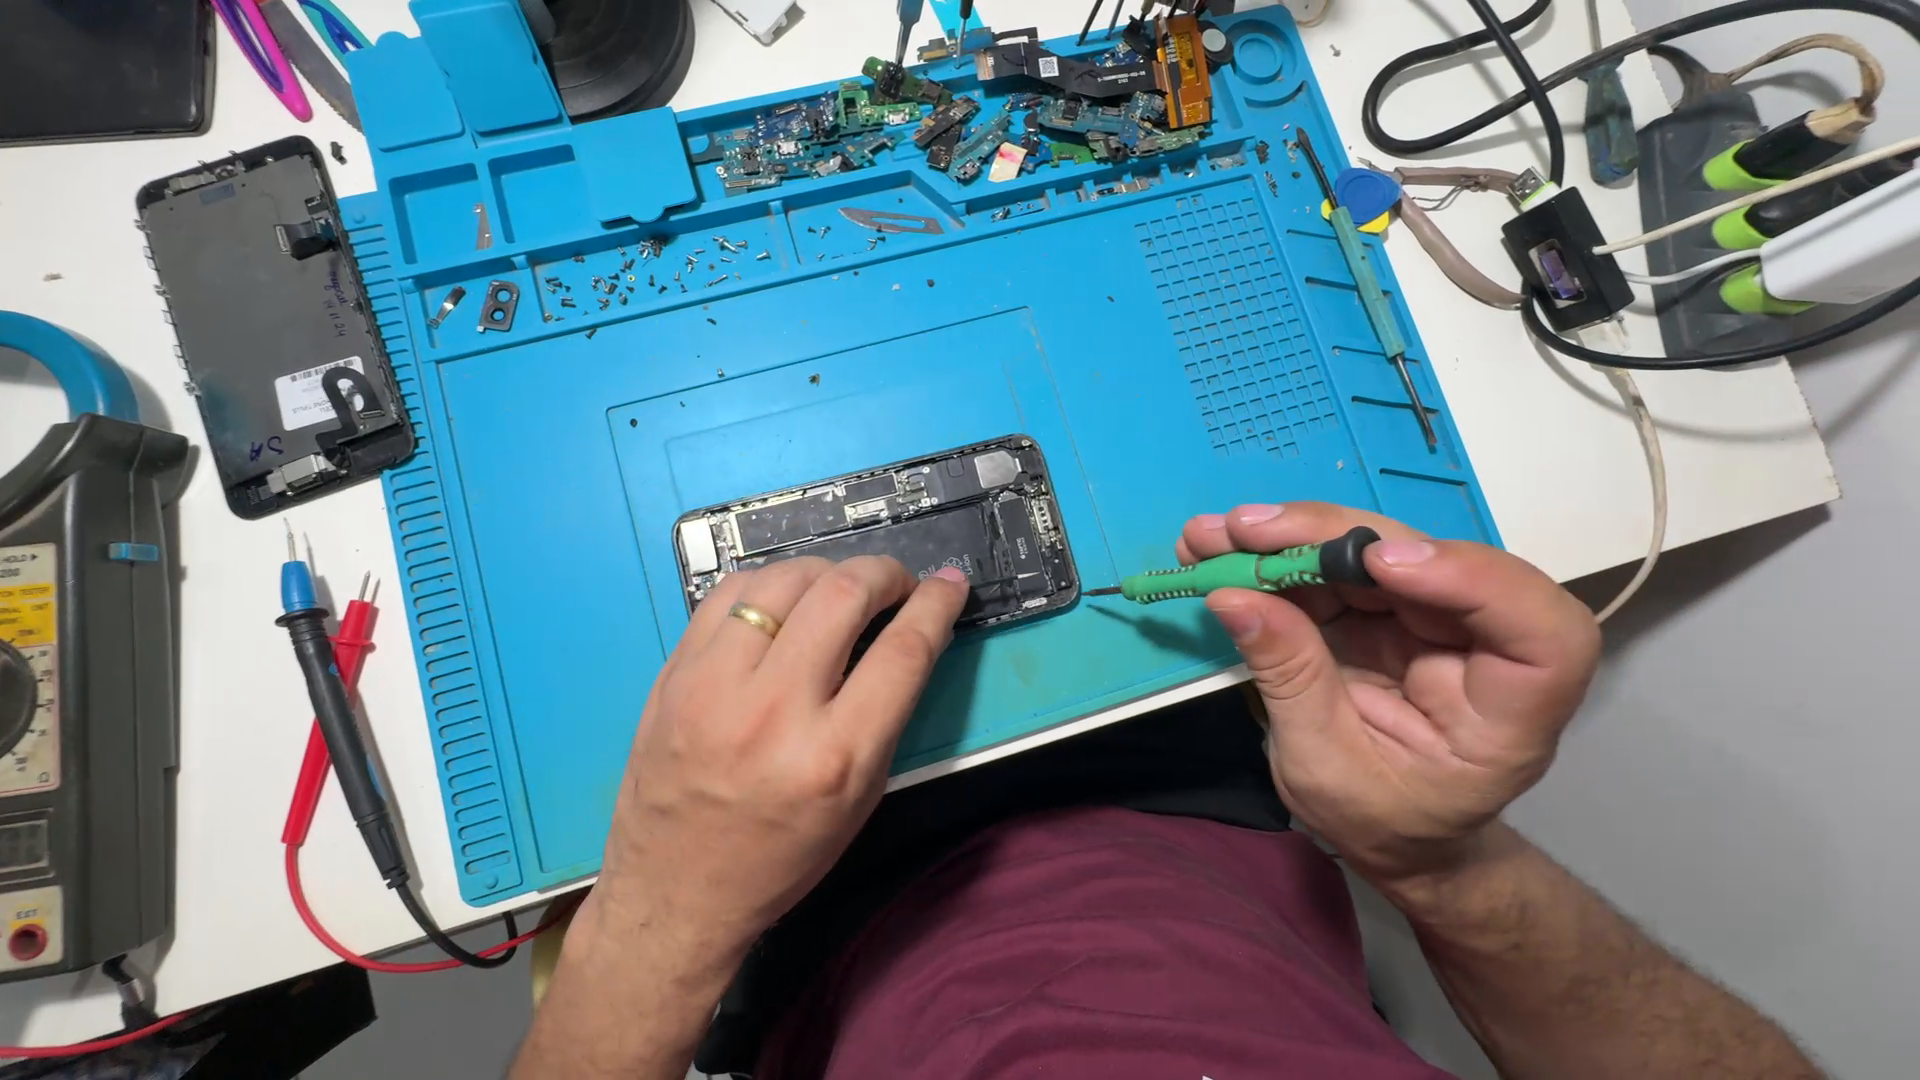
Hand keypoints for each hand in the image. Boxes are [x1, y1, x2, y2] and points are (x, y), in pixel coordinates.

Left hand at [593, 556, 969, 957]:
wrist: (678, 890)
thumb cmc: (785, 854)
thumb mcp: (861, 796)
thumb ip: (886, 709)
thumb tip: (910, 629)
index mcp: (834, 758)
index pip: (903, 652)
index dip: (937, 605)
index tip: (949, 584)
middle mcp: (774, 712)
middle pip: (843, 596)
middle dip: (884, 573)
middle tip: (895, 585)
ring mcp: (714, 686)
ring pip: (783, 580)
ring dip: (828, 572)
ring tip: (841, 590)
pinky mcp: (675, 673)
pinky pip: (730, 594)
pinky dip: (771, 584)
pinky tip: (786, 600)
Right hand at [1180, 502, 1599, 886]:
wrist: (1388, 827)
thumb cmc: (1379, 819)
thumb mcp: (1322, 767)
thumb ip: (1289, 680)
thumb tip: (1233, 597)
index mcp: (1507, 716)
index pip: (1540, 633)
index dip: (1472, 580)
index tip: (1378, 563)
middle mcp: (1480, 648)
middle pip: (1432, 564)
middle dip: (1330, 537)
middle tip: (1244, 531)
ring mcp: (1430, 620)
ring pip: (1371, 550)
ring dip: (1286, 538)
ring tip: (1209, 538)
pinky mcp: (1384, 609)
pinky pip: (1334, 567)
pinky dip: (1274, 557)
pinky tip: (1221, 549)